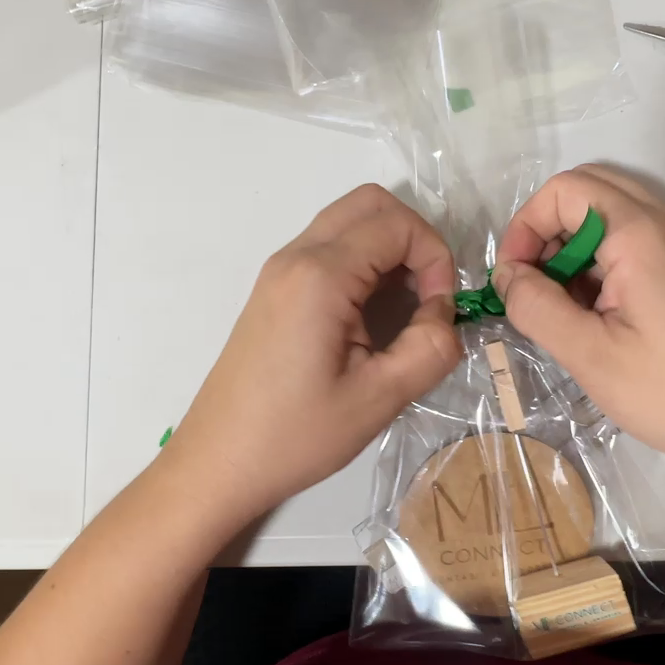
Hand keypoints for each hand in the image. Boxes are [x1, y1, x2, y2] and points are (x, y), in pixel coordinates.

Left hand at [161, 185, 459, 524]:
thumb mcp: (378, 399)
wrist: (219, 461)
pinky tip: (370, 318)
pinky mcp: (274, 290)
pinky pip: (328, 249)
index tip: (438, 312)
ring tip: (403, 310)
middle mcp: (295, 257)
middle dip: (414, 239)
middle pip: (370, 204)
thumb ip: (430, 348)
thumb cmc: (295, 435)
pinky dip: (363, 264)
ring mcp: (279, 271)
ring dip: (387, 250)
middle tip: (426, 296)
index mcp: (320, 276)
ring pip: (347, 222)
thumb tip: (445, 317)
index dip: (435, 259)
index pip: (397, 225)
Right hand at [492, 166, 664, 489]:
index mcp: (642, 234)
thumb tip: (508, 275)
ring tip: (565, 308)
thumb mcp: (590, 355)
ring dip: (574, 248)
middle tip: (533, 288)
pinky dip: (602, 261)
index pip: (564, 190)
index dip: (525, 227)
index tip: (512, 282)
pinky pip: (636, 238)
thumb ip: (536, 306)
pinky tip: (600, 314)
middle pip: (588, 191)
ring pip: (611, 213)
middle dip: (547, 231)